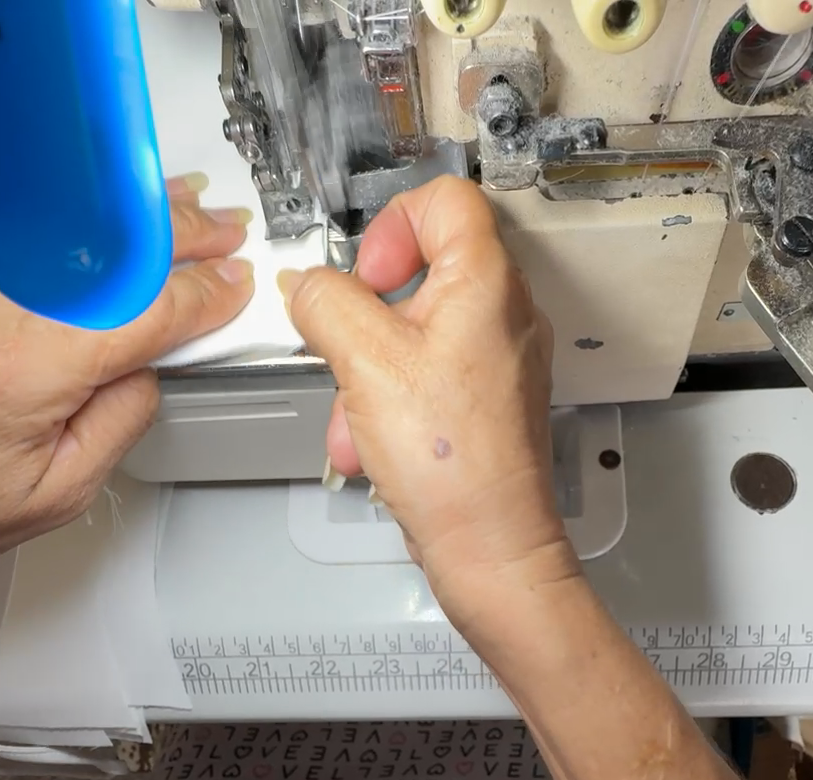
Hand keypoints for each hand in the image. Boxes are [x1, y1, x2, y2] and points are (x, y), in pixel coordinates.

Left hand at [0, 177, 254, 629]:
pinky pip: (19, 238)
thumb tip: (153, 364)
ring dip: (129, 223)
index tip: (235, 286)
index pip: (137, 310)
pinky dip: (76, 228)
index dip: (199, 295)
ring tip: (181, 214)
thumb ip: (121, 417)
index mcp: (13, 370)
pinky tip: (109, 229)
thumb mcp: (60, 492)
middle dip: (175, 236)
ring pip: (59, 230)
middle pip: (100, 250)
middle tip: (223, 232)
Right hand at [281, 177, 576, 620]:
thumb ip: (325, 304)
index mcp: (488, 283)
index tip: (365, 279)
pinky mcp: (485, 405)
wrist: (489, 545)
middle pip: (420, 277)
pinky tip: (370, 448)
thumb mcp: (364, 362)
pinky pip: (427, 382)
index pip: (445, 201)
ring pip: (414, 339)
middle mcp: (505, 317)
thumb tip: (306, 286)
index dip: (392, 226)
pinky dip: (390, 408)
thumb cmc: (452, 462)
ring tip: (354, 424)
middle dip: (365, 324)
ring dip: (368, 379)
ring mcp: (499, 364)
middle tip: (349, 354)